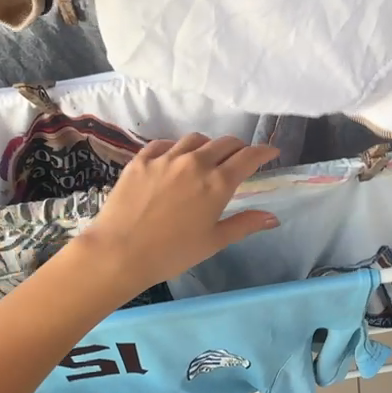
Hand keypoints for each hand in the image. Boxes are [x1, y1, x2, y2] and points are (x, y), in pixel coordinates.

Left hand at [72, 134, 280, 288]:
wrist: (119, 252)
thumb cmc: (171, 253)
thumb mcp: (213, 241)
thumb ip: (245, 224)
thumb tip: (273, 217)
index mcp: (217, 183)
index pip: (248, 157)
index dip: (264, 152)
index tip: (272, 152)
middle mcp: (195, 162)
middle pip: (225, 143)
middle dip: (238, 148)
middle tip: (241, 159)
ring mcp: (166, 157)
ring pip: (195, 139)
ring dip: (208, 145)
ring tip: (208, 158)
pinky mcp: (141, 159)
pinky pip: (165, 144)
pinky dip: (177, 148)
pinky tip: (176, 158)